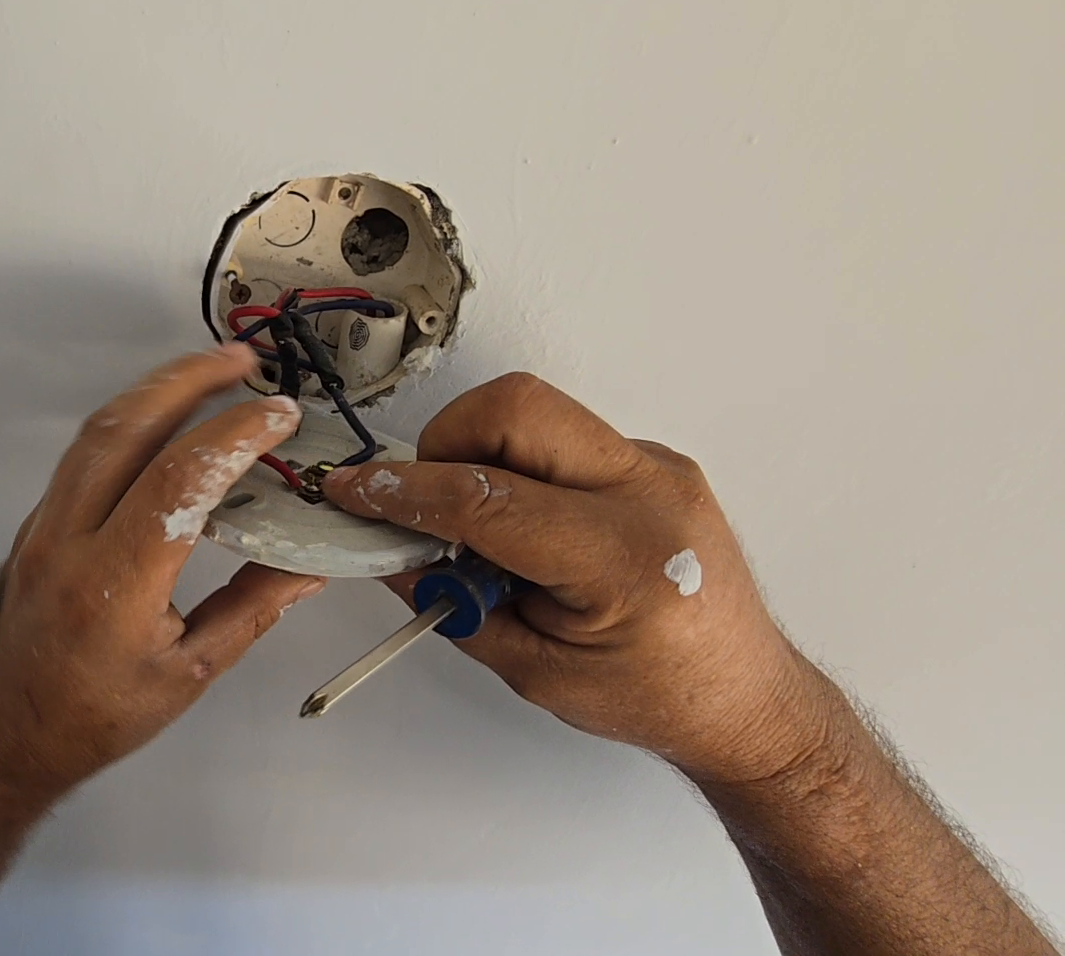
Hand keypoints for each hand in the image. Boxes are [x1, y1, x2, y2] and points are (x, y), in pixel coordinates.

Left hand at [0, 345, 325, 805]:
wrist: (3, 733)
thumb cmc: (92, 716)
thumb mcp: (188, 675)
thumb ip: (250, 609)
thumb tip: (305, 566)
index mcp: (112, 585)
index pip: (178, 482)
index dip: (234, 437)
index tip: (278, 416)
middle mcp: (67, 540)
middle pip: (122, 430)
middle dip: (186, 380)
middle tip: (239, 361)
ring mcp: (42, 525)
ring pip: (95, 433)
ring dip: (153, 391)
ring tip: (206, 374)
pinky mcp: (34, 523)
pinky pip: (81, 456)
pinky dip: (127, 424)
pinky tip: (159, 423)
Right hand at [323, 372, 824, 783]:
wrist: (749, 696)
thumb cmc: (655, 694)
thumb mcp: (531, 668)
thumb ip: (452, 605)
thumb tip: (392, 551)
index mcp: (623, 561)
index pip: (486, 499)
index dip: (404, 492)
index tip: (354, 490)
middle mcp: (648, 494)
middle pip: (515, 407)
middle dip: (444, 438)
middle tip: (426, 494)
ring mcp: (653, 467)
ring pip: (531, 407)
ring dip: (474, 446)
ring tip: (474, 514)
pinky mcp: (646, 459)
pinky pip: (553, 431)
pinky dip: (508, 461)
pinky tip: (516, 519)